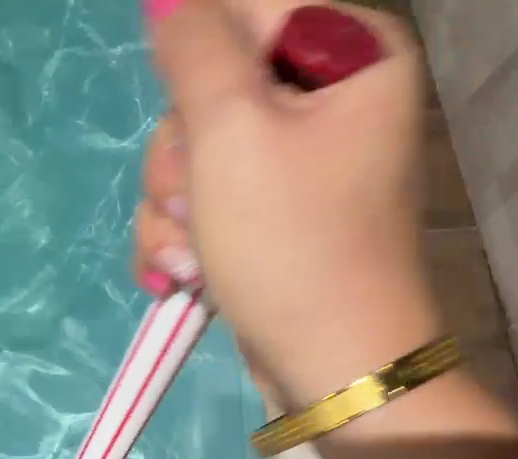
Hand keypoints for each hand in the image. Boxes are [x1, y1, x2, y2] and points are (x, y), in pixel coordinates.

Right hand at [133, 0, 440, 408]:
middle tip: (194, 209)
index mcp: (346, 52)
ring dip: (170, 214)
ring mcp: (294, 165)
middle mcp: (327, 100)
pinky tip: (182, 278)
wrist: (330, 364)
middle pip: (206, 92)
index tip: (197, 130)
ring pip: (191, 158)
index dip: (195, 71)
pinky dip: (180, 242)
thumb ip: (195, 50)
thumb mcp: (232, 133)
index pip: (239, 12)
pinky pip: (200, 205)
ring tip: (189, 262)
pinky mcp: (267, 218)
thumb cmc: (291, 244)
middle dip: (179, 162)